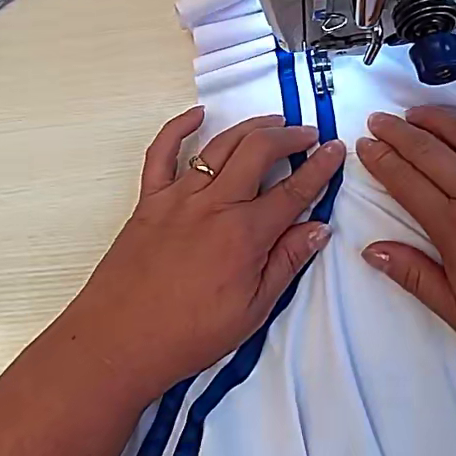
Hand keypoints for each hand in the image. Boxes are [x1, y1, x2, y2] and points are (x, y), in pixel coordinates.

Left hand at [58, 107, 345, 398]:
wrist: (120, 340)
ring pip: (221, 145)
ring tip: (272, 122)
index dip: (320, 167)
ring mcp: (178, 196)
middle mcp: (214, 204)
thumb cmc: (188, 334)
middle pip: (259, 151)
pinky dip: (179, 128)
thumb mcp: (252, 310)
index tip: (335, 150)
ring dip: (251, 127)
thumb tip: (318, 229)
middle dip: (289, 136)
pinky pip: (162, 152)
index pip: (294, 190)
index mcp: (244, 234)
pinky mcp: (149, 199)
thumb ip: (286, 262)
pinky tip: (197, 115)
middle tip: (307, 134)